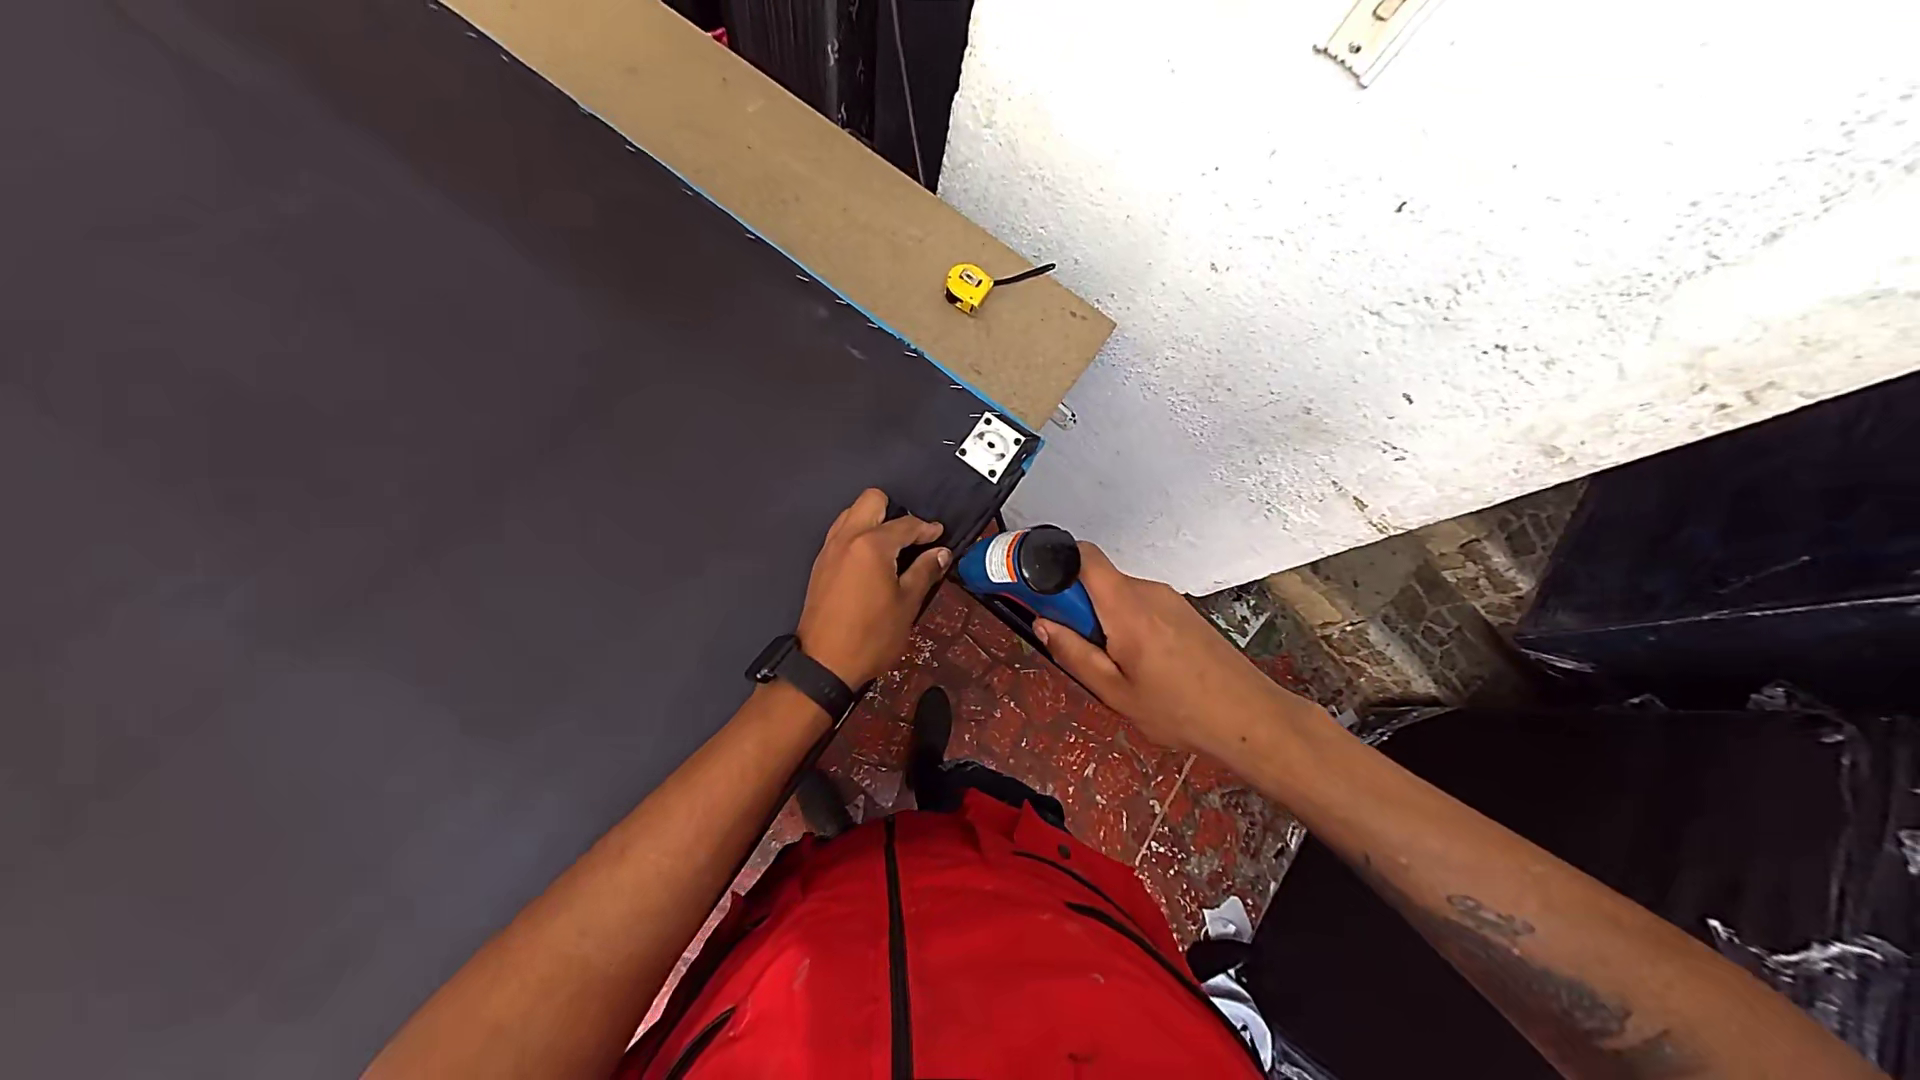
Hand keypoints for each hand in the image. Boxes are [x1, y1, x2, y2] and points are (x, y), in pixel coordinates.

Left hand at [796, 489, 948, 686]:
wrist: (824, 664)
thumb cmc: (870, 637)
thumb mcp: (907, 604)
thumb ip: (924, 571)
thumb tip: (940, 553)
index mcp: (871, 545)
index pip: (906, 524)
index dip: (927, 529)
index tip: (939, 535)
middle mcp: (847, 538)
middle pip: (871, 500)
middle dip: (895, 510)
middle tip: (912, 536)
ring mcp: (829, 550)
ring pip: (852, 514)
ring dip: (873, 521)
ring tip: (892, 546)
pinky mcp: (820, 564)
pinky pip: (840, 533)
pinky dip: (858, 536)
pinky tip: (872, 560)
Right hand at [1035, 543, 1316, 757]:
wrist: (1248, 716)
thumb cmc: (1181, 709)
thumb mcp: (1114, 692)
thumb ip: (1073, 653)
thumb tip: (1042, 624)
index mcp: (1127, 607)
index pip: (1083, 556)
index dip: (1054, 564)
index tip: (1035, 591)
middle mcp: (1148, 592)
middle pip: (1096, 579)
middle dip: (1075, 606)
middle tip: (1074, 645)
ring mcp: (1168, 599)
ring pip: (1116, 594)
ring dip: (1100, 618)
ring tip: (1111, 664)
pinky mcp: (1181, 611)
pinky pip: (1138, 604)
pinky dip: (1123, 623)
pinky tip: (1136, 662)